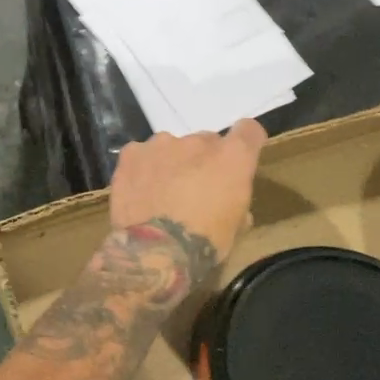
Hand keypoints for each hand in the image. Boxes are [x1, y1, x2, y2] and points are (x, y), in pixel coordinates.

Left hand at [108, 120, 265, 258]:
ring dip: (170, 162)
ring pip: (170, 147)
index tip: (237, 154)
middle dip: (201, 160)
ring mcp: (161, 144)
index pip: (248, 131)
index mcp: (232, 158)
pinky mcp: (132, 153)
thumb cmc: (204, 241)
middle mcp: (197, 143)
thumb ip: (235, 197)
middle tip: (192, 186)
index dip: (244, 140)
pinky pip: (141, 154)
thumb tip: (227, 196)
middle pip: (204, 142)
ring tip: (160, 191)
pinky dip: (142, 167)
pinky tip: (139, 189)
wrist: (156, 248)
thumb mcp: (235, 224)